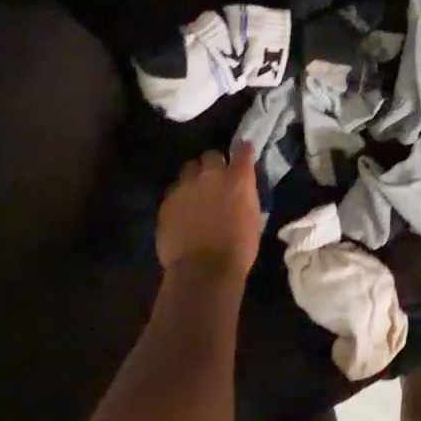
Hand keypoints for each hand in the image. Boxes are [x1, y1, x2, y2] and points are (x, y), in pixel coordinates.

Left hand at [156, 142, 263, 279]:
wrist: (204, 270)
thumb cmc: (238, 249)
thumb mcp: (253, 218)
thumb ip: (245, 196)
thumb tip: (240, 190)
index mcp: (239, 179)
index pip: (242, 150)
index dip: (242, 150)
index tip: (242, 152)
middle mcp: (211, 174)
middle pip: (210, 155)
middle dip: (213, 164)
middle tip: (214, 179)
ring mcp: (186, 185)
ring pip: (189, 169)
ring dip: (194, 177)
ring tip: (195, 193)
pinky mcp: (167, 200)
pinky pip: (174, 190)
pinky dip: (179, 196)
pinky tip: (181, 211)